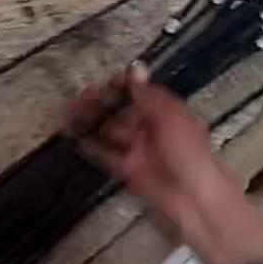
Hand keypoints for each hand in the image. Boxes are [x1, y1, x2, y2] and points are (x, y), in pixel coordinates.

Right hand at [69, 65, 236, 238]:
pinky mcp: (129, 170)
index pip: (143, 93)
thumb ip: (148, 95)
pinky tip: (74, 137)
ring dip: (93, 121)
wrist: (193, 197)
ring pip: (112, 131)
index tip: (105, 80)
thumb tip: (136, 66)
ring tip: (69, 111)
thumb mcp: (169, 117)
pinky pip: (107, 155)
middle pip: (125, 111)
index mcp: (167, 112)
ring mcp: (140, 150)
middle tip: (81, 95)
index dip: (124, 86)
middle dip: (104, 102)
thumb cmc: (186, 151)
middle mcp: (152, 128)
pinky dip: (91, 146)